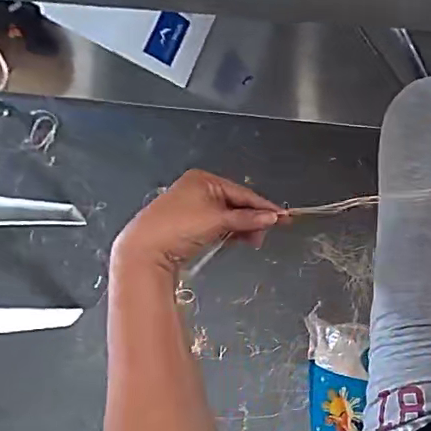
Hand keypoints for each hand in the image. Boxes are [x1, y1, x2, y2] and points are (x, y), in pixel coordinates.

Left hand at [113, 169, 285, 274]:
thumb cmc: (180, 227)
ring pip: (229, 216)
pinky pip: (220, 224)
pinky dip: (231, 232)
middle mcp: (199, 189)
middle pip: (237, 204)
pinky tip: (238, 240)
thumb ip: (249, 219)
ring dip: (243, 228)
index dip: (264, 207)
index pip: (243, 193)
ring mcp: (194, 206)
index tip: (284, 217)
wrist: (146, 250)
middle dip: (253, 220)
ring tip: (252, 241)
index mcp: (204, 180)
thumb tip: (274, 217)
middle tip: (266, 234)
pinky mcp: (191, 223)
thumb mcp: (219, 221)